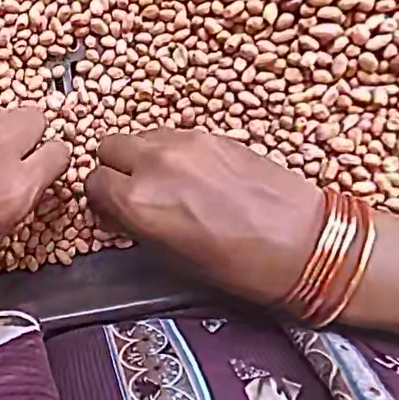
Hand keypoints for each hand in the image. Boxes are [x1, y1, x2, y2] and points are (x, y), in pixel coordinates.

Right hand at [85, 129, 319, 305]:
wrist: (306, 244)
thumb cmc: (240, 266)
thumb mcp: (172, 258)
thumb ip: (135, 225)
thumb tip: (118, 211)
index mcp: (137, 200)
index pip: (92, 183)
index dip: (101, 199)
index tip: (113, 210)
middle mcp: (154, 163)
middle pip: (109, 147)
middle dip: (115, 168)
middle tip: (134, 190)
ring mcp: (184, 142)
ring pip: (141, 136)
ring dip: (143, 156)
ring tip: (168, 182)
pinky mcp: (212, 134)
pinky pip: (173, 135)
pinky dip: (172, 150)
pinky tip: (195, 174)